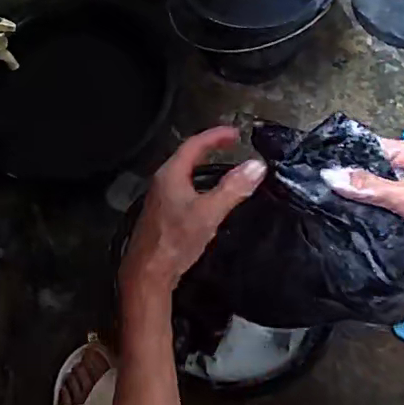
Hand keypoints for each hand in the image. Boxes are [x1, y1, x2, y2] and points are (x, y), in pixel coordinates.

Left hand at [120, 127, 266, 295]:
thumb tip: (256, 166)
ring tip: (224, 165)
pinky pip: (183, 188)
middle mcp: (162, 182)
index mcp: (171, 175)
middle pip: (187, 156)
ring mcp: (160, 198)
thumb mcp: (209, 213)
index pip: (194, 144)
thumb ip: (233, 188)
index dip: (216, 136)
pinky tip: (208, 196)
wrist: (148, 271)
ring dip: (204, 165)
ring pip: (184, 173)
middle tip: (230, 144)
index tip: (235, 133)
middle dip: (210, 147)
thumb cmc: (175, 240)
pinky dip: (199, 183)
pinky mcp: (162, 213)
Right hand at [320, 139, 403, 274]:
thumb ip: (370, 187)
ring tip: (323, 203)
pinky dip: (365, 217)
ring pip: (372, 195)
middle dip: (347, 180)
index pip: (372, 147)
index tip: (318, 163)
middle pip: (369, 171)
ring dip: (355, 201)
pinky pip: (379, 214)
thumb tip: (331, 175)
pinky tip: (344, 220)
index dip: (347, 154)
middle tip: (316, 186)